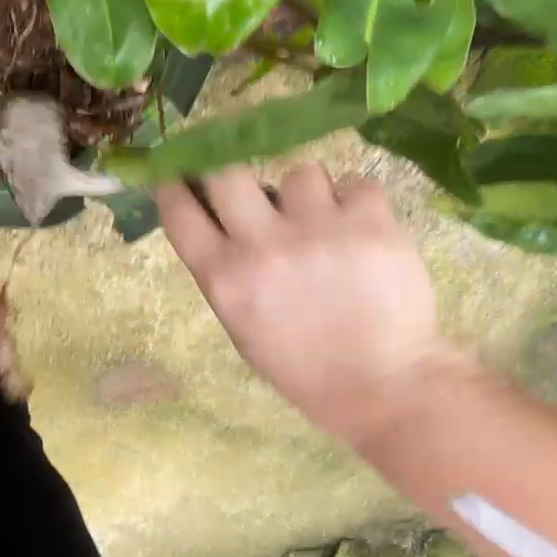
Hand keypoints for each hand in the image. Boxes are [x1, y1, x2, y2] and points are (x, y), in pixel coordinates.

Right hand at [156, 163, 472, 445]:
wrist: (382, 384)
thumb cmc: (300, 363)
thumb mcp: (240, 324)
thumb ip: (225, 271)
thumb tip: (217, 218)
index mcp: (224, 278)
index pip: (180, 213)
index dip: (174, 187)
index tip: (179, 175)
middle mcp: (262, 247)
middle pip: (227, 173)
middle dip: (234, 174)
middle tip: (251, 187)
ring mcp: (318, 231)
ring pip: (300, 172)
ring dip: (307, 193)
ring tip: (322, 220)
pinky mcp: (371, 224)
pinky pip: (355, 182)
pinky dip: (355, 200)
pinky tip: (359, 228)